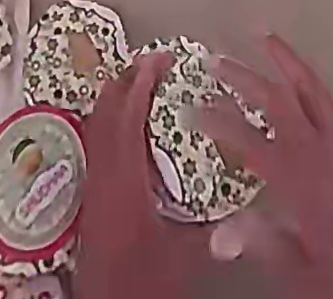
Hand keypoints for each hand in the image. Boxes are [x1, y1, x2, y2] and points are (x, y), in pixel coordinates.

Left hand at [74, 52, 211, 298]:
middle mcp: (102, 173)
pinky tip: (130, 126)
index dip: (141, 81)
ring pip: (98, 123)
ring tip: (140, 81)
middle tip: (152, 61)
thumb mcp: (183, 253)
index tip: (160, 58)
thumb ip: (211, 225)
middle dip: (127, 79)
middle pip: (105, 110)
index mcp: (124, 178)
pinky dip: (112, 119)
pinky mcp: (91, 196)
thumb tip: (241, 205)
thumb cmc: (143, 284)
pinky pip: (97, 140)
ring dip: (117, 97)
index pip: (127, 114)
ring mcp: (93, 184)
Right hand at [201, 35, 332, 298]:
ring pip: (309, 87)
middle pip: (276, 101)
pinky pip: (325, 98)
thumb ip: (258, 239)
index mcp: (299, 179)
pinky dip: (307, 77)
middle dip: (243, 78)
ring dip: (284, 59)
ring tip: (263, 35)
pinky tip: (294, 70)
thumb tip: (216, 233)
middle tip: (215, 62)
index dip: (218, 122)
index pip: (249, 141)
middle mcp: (317, 150)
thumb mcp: (293, 265)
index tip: (193, 109)